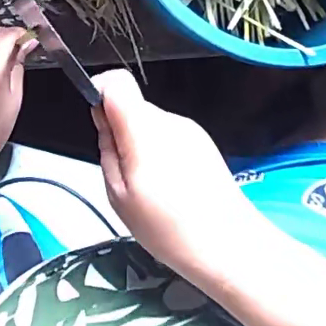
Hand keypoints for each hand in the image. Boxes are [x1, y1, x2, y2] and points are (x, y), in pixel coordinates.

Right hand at [90, 69, 266, 277]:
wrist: (227, 244)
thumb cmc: (173, 228)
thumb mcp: (118, 195)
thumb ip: (106, 148)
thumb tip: (102, 120)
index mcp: (144, 131)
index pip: (117, 82)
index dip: (100, 92)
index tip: (97, 118)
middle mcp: (170, 122)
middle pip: (132, 106)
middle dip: (120, 131)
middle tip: (123, 172)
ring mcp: (189, 129)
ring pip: (149, 122)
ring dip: (140, 144)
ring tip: (148, 186)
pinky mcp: (201, 140)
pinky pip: (168, 135)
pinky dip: (160, 153)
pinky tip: (167, 185)